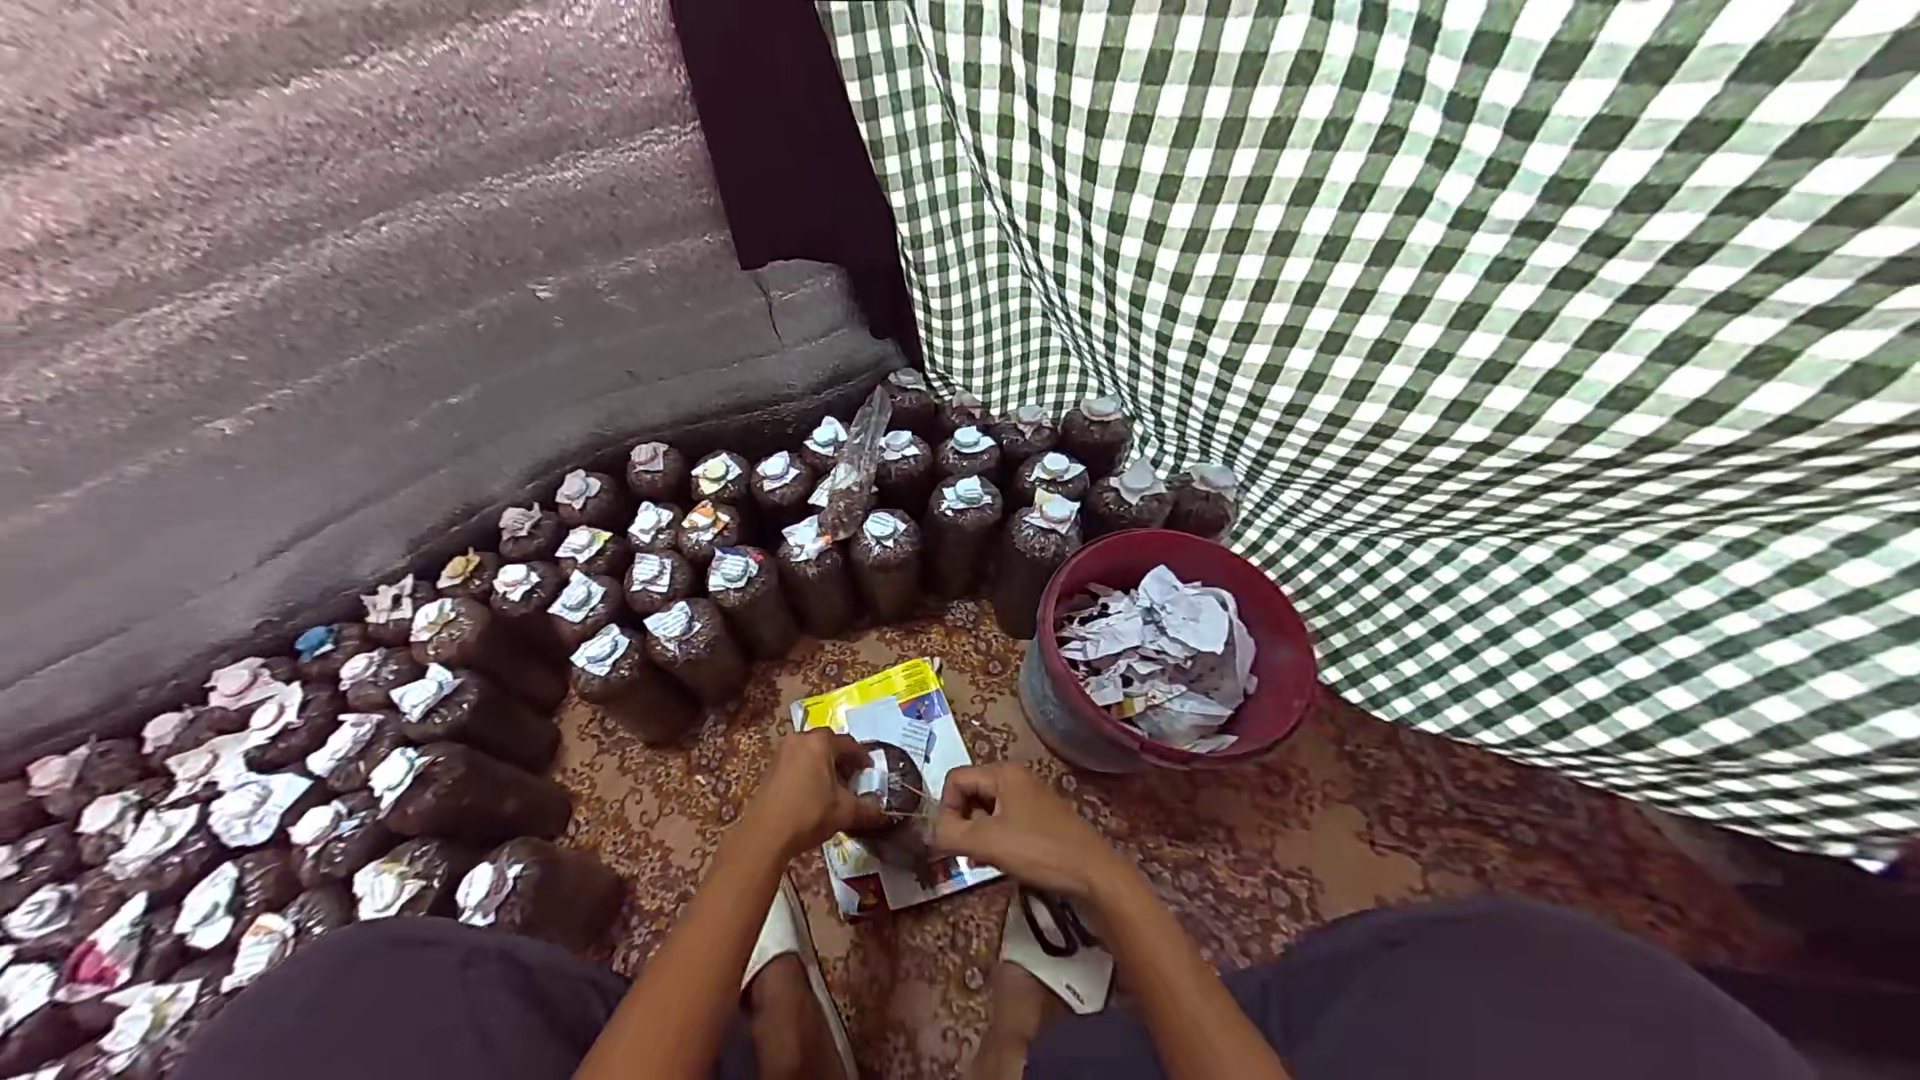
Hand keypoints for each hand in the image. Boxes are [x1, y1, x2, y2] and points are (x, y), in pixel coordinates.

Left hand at [742, 728, 887, 857]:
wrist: (764, 834)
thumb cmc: (809, 814)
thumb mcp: (845, 812)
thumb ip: (868, 809)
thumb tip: (884, 814)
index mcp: (821, 743)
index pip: (849, 744)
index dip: (862, 758)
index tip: (869, 772)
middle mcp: (801, 739)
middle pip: (829, 744)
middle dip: (843, 760)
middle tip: (852, 779)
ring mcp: (783, 752)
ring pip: (812, 752)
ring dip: (825, 765)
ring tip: (833, 787)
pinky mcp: (771, 766)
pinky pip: (797, 760)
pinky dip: (809, 770)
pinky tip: (813, 792)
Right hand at [930, 763, 1122, 901]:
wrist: (1093, 873)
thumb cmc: (1038, 851)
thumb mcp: (986, 842)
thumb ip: (950, 833)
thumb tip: (930, 830)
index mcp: (1003, 773)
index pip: (955, 779)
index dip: (945, 808)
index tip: (950, 839)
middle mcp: (1016, 777)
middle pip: (971, 792)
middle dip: (962, 821)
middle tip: (965, 851)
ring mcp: (1031, 797)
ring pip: (987, 809)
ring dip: (978, 832)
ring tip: (983, 859)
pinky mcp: (1041, 818)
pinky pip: (1006, 820)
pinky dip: (996, 837)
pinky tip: (1000, 861)